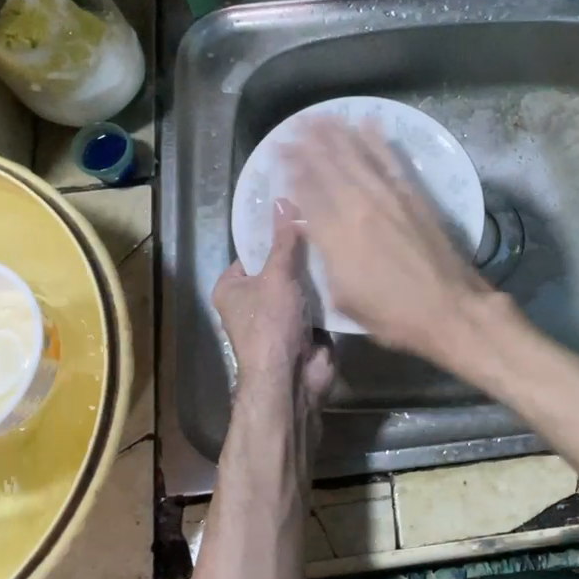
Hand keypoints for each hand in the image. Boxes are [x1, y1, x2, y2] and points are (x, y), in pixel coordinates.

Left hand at [212, 199, 333, 408]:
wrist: (291, 377)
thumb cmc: (271, 324)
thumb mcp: (276, 275)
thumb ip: (284, 241)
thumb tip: (283, 200)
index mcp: (230, 288)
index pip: (252, 250)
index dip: (273, 234)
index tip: (299, 215)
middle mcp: (250, 302)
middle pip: (279, 267)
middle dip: (301, 254)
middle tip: (325, 228)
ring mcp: (278, 318)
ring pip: (300, 285)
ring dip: (317, 274)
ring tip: (340, 244)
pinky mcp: (303, 329)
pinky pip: (316, 303)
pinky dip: (329, 293)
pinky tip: (347, 272)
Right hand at [281, 117, 495, 359]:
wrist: (449, 309)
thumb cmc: (393, 315)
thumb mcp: (344, 297)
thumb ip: (326, 260)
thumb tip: (312, 230)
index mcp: (335, 236)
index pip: (307, 193)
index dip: (291, 170)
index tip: (280, 153)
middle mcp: (358, 207)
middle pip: (328, 166)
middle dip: (308, 144)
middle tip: (295, 126)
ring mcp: (388, 198)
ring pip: (356, 156)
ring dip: (337, 134)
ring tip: (321, 117)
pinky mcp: (414, 196)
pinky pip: (391, 160)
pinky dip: (378, 141)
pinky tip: (367, 124)